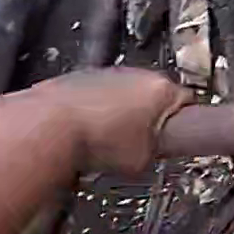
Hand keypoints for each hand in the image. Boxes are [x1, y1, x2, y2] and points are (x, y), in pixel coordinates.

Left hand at [14, 69, 188, 173]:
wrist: (47, 129)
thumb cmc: (98, 143)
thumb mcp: (141, 161)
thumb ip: (153, 150)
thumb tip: (146, 152)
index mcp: (160, 89)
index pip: (186, 100)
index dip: (182, 120)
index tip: (175, 133)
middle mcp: (136, 74)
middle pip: (153, 93)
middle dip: (149, 115)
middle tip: (140, 141)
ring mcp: (106, 72)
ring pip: (123, 92)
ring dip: (120, 111)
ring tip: (107, 139)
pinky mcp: (78, 76)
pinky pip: (96, 94)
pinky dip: (94, 109)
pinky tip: (85, 131)